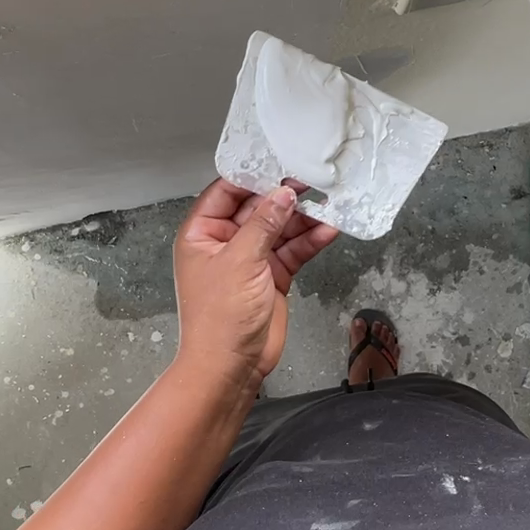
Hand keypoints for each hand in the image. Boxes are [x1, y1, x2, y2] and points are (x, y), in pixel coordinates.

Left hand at [174, 179, 340, 382]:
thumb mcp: (241, 262)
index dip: (252, 177)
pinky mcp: (272, 276)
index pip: (226, 193)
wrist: (231, 366)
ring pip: (280, 229)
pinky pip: (293, 251)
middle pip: (257, 209)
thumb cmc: (219, 319)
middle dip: (284, 197)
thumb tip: (282, 195)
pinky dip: (309, 241)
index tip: (278, 163)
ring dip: (302, 219)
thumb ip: (264, 224)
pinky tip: (328, 230)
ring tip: (328, 205)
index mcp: (202, 234)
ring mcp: (251, 260)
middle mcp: (225, 243)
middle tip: (311, 182)